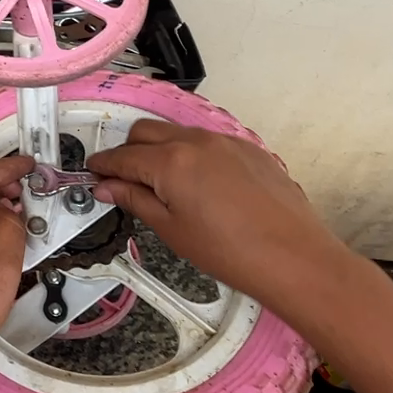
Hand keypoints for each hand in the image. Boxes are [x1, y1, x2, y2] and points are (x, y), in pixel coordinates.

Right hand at [86, 120, 352, 311]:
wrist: (298, 260)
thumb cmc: (231, 252)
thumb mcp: (172, 230)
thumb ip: (135, 200)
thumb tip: (106, 186)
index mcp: (170, 162)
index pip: (122, 156)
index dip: (103, 165)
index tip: (94, 173)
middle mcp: (194, 141)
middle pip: (144, 132)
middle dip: (129, 151)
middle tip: (127, 180)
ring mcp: (224, 141)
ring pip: (176, 133)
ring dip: (160, 150)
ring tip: (166, 183)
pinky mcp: (249, 148)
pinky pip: (207, 141)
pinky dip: (192, 154)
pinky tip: (202, 184)